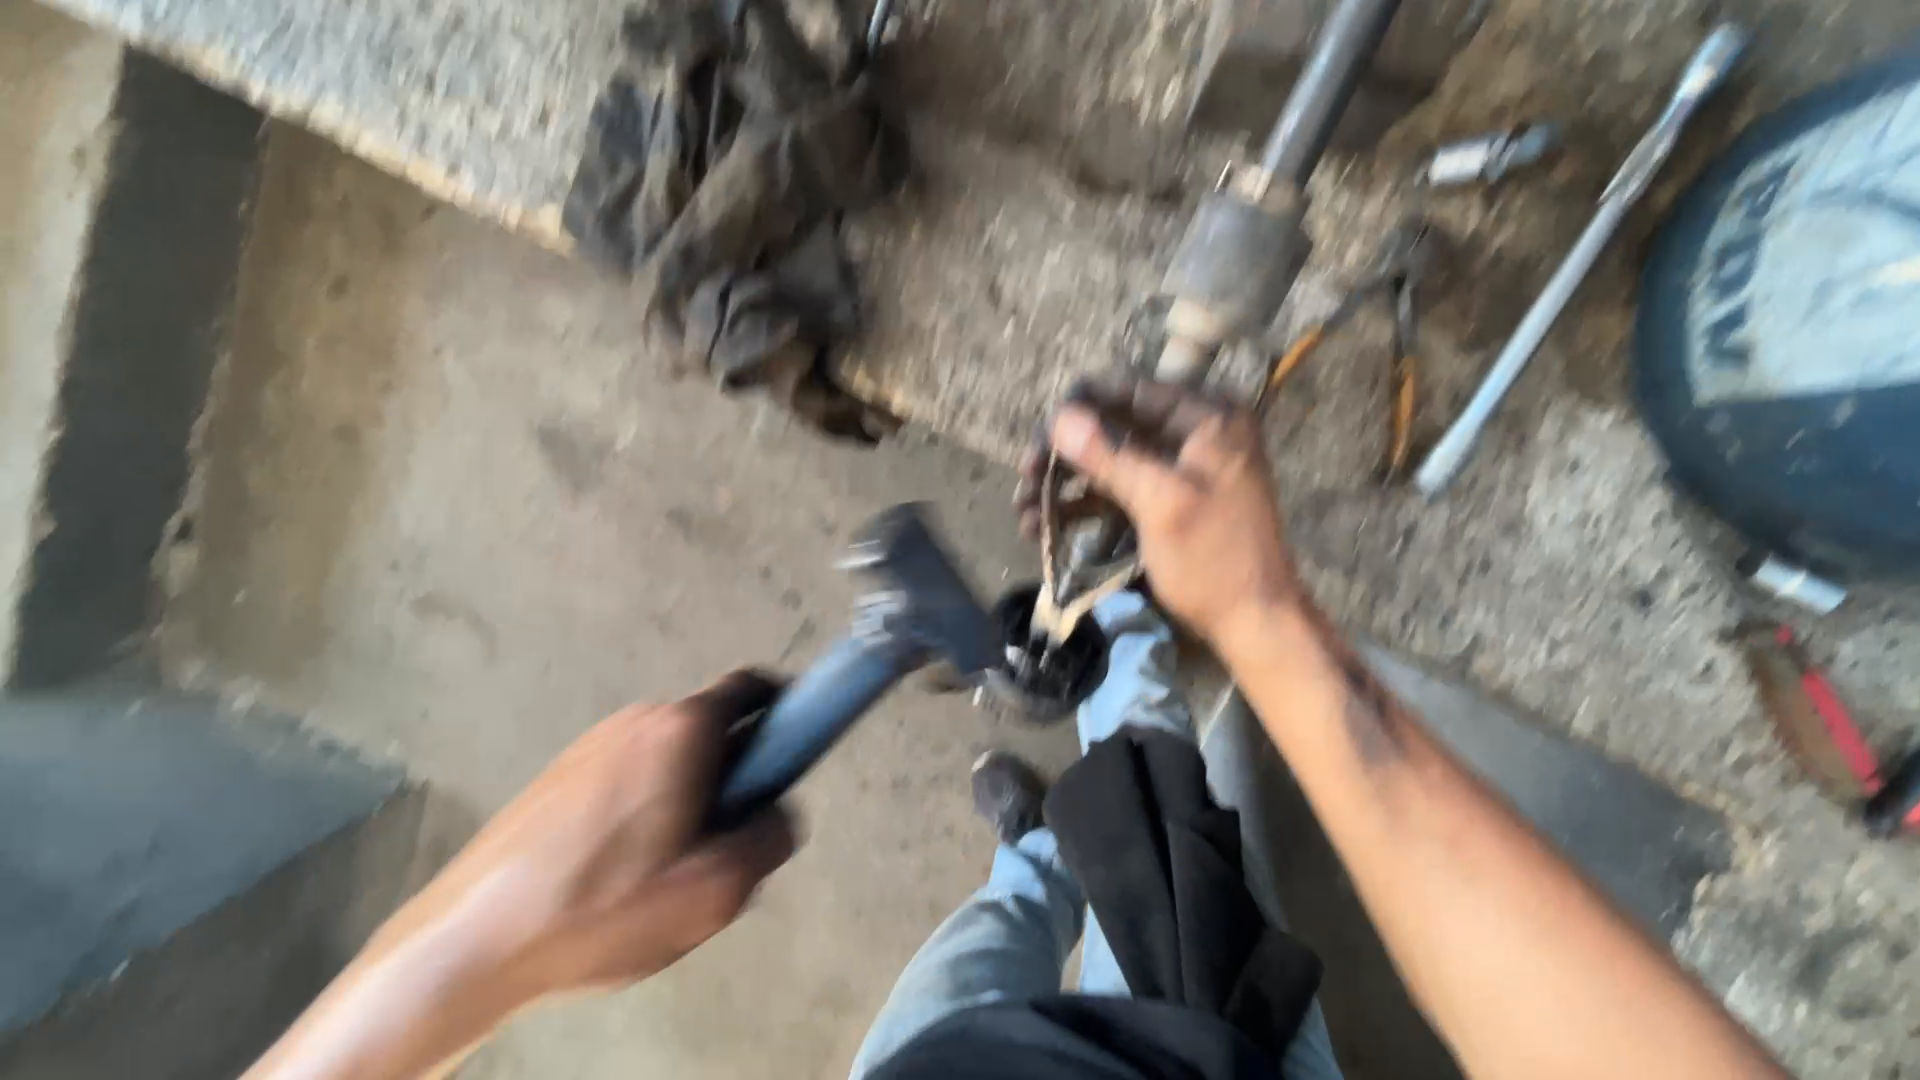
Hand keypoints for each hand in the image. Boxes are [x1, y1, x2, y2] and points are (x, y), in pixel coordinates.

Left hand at [247, 673, 797, 1079]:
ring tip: (664, 873)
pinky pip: (630, 777)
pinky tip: (617, 875)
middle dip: (733, 777)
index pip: (754, 688)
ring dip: (688, 798)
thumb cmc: (604, 907)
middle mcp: (639, 718)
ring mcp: (592, 742)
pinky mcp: (560, 773)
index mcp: (682, 728)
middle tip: (721, 847)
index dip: (786, 716)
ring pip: (671, 759)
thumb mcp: (718, 889)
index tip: (786, 767)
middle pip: (714, 731)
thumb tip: (778, 810)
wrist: (469, 944)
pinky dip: (646, 809)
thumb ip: (772, 836)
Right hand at [1017, 378, 1300, 642]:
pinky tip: (1042, 526)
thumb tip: (1060, 417)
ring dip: (1064, 482)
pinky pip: (1116, 491)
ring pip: (1109, 460)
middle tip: (1025, 474)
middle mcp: (1194, 433)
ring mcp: (1179, 469)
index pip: (1132, 391)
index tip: (1039, 430)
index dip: (1080, 405)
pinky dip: (1081, 506)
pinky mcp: (1165, 502)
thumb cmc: (1214, 558)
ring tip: (1024, 510)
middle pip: (1113, 425)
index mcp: (1208, 418)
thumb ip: (1110, 455)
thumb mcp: (1161, 501)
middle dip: (1065, 452)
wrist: (1253, 622)